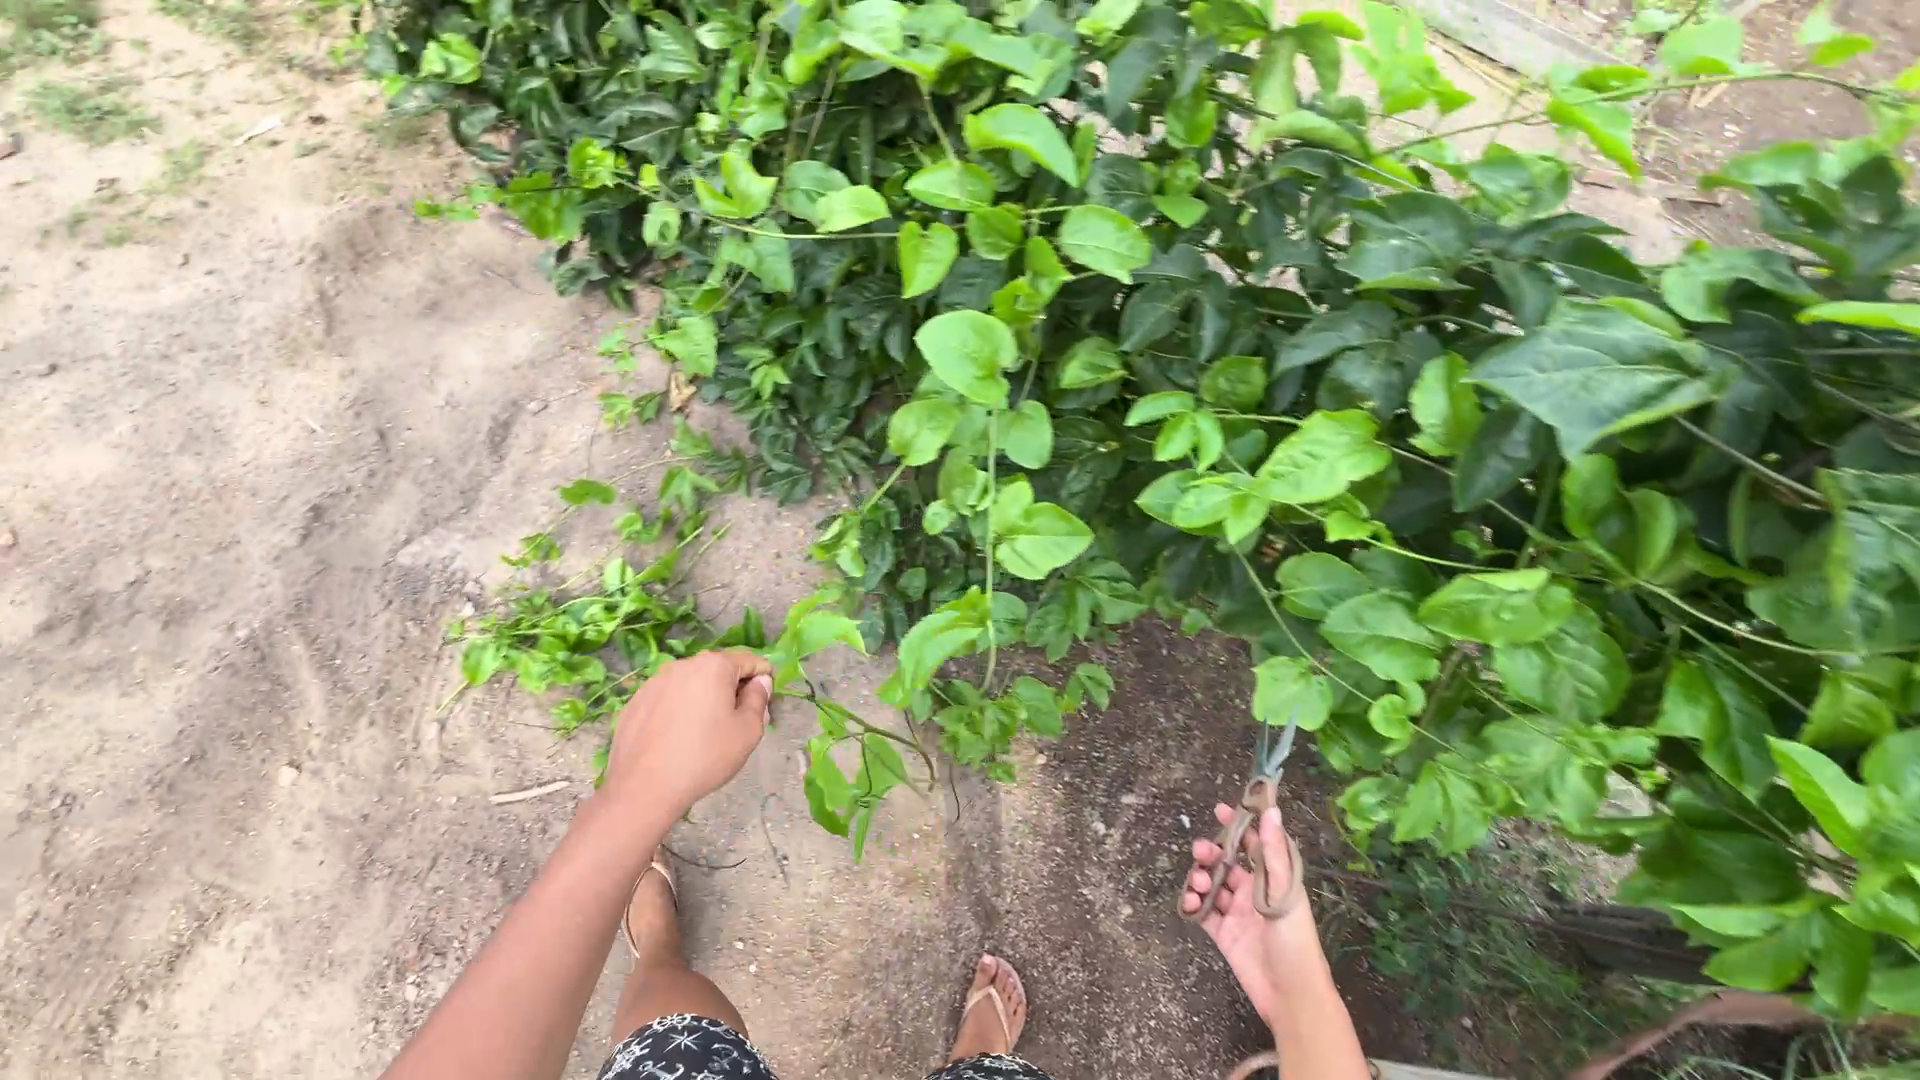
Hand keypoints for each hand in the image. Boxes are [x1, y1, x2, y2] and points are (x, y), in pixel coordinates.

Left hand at [604, 649, 773, 815]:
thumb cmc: (705, 756)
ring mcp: (655, 682)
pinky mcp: (636, 701)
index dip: (764, 678)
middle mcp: (683, 665)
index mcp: (714, 666)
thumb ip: (759, 699)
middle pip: (719, 669)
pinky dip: (679, 709)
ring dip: (705, 698)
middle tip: (739, 721)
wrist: (643, 788)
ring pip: (692, 683)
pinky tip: (678, 737)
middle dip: (734, 689)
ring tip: (706, 732)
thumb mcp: (748, 730)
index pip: (750, 660)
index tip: (766, 703)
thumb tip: (760, 681)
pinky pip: (668, 698)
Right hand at [1180, 804, 1326, 1024]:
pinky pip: (1201, 910)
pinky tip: (1190, 902)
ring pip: (1210, 884)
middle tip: (1201, 851)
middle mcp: (1253, 892)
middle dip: (1211, 852)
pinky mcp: (1222, 933)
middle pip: (1226, 862)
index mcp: (1272, 880)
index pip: (1253, 844)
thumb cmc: (1295, 940)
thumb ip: (1273, 851)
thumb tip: (1271, 809)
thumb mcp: (1285, 892)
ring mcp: (1236, 913)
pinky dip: (1192, 902)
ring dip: (1200, 877)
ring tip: (1198, 884)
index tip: (1220, 810)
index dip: (1238, 826)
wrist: (1291, 996)